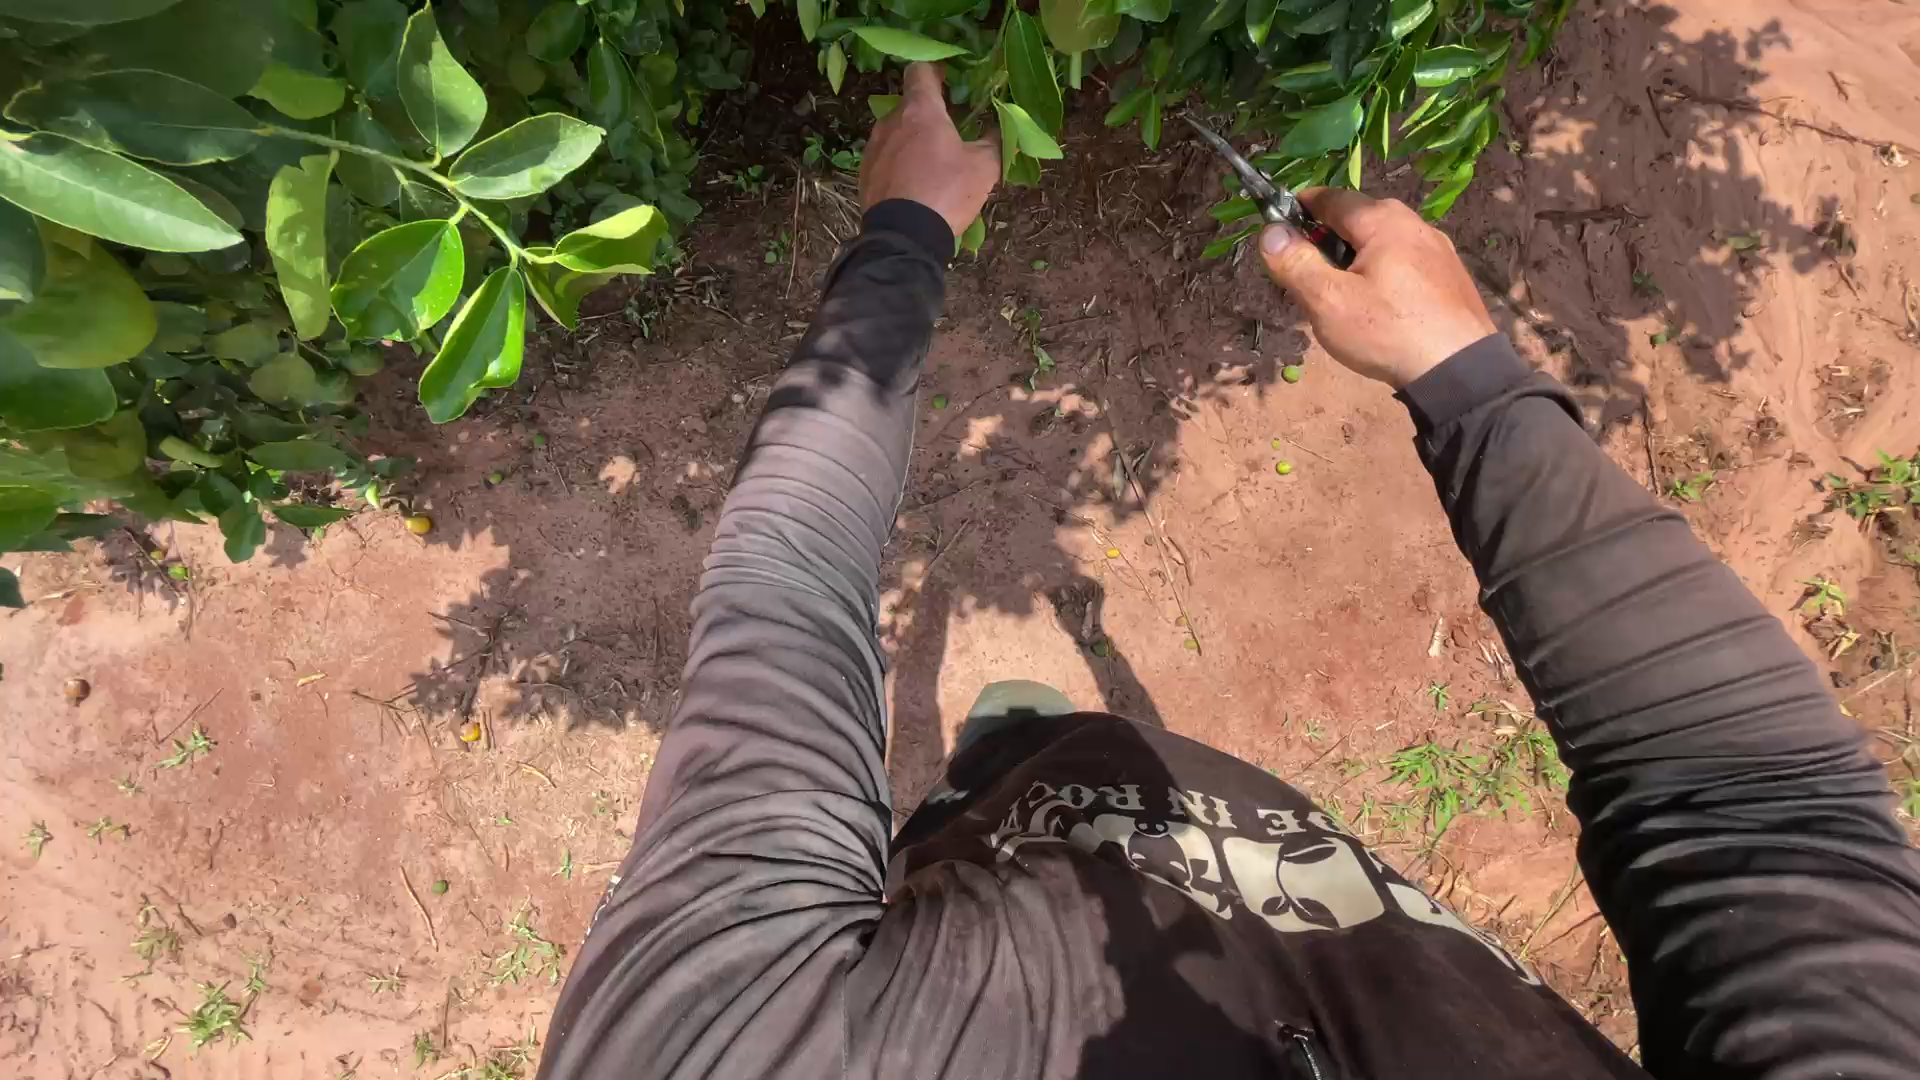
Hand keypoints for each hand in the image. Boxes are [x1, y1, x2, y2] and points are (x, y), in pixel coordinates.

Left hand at [859, 62, 998, 238]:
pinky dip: (897, 168)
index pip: (921, 71)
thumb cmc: (946, 193)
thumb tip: (998, 130)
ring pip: (895, 136)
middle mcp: (891, 122)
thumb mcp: (983, 168)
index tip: (947, 82)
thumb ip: (992, 142)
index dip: (935, 73)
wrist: (905, 237)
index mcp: (920, 110)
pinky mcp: (865, 177)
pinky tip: (910, 189)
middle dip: (926, 117)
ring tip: (928, 169)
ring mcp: (874, 149)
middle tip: (945, 137)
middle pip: (908, 107)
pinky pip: (884, 162)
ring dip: (910, 144)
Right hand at [1258, 189, 1496, 387]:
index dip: (1300, 207)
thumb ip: (1296, 263)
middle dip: (1325, 237)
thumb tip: (1269, 232)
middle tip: (1302, 269)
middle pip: (1359, 220)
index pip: (1333, 199)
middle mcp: (1415, 225)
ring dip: (1351, 257)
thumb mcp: (1328, 300)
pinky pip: (1401, 262)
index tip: (1277, 224)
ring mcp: (1437, 250)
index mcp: (1384, 222)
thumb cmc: (1384, 330)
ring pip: (1381, 242)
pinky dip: (1377, 271)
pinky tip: (1372, 303)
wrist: (1456, 367)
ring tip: (1335, 291)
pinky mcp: (1447, 276)